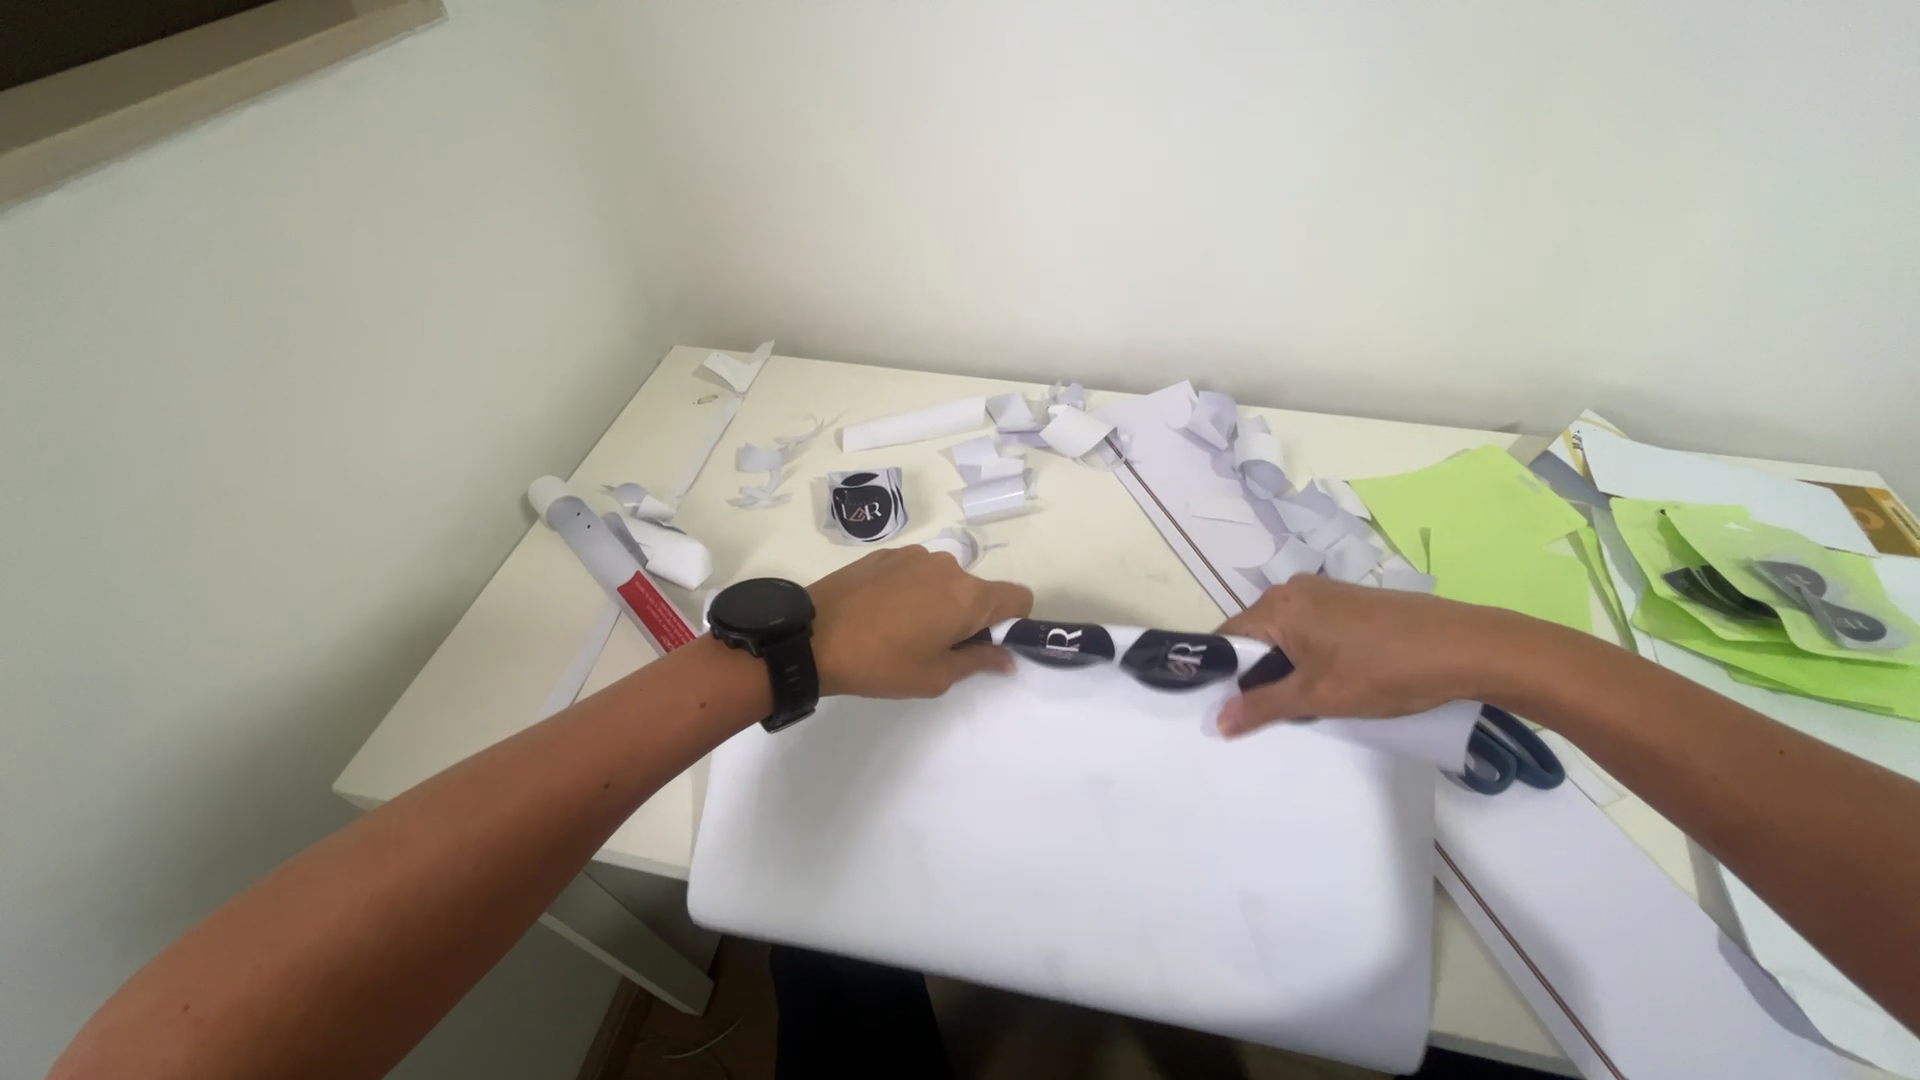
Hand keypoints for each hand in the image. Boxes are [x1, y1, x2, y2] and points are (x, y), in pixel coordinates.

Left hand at [808, 546, 1033, 698]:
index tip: (986, 644)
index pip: (1018, 597)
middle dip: (968, 616)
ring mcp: (914, 556)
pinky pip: (914, 572)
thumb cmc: (881, 663)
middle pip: (977, 590)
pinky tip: (881, 613)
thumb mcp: (935, 676)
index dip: (1011, 622)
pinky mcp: (884, 555)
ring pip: (944, 580)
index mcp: (968, 596)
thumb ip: (978, 661)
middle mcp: (948, 566)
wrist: (812, 637)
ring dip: (937, 601)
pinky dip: (910, 590)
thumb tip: (1004, 656)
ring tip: (902, 629)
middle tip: (936, 646)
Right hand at [1214, 575, 1511, 736]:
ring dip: (1290, 667)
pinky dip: (1313, 655)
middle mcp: (1294, 589)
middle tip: (1280, 710)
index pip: (1227, 638)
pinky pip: (1312, 628)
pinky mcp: (1351, 600)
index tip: (1232, 706)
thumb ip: (1262, 707)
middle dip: (1261, 674)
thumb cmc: (1384, 671)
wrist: (1468, 648)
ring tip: (1314, 698)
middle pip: (1256, 636)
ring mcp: (1326, 592)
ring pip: (1286, 635)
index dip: (1222, 674)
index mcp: (1278, 605)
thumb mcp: (1318, 697)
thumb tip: (1219, 721)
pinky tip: (1340, 679)